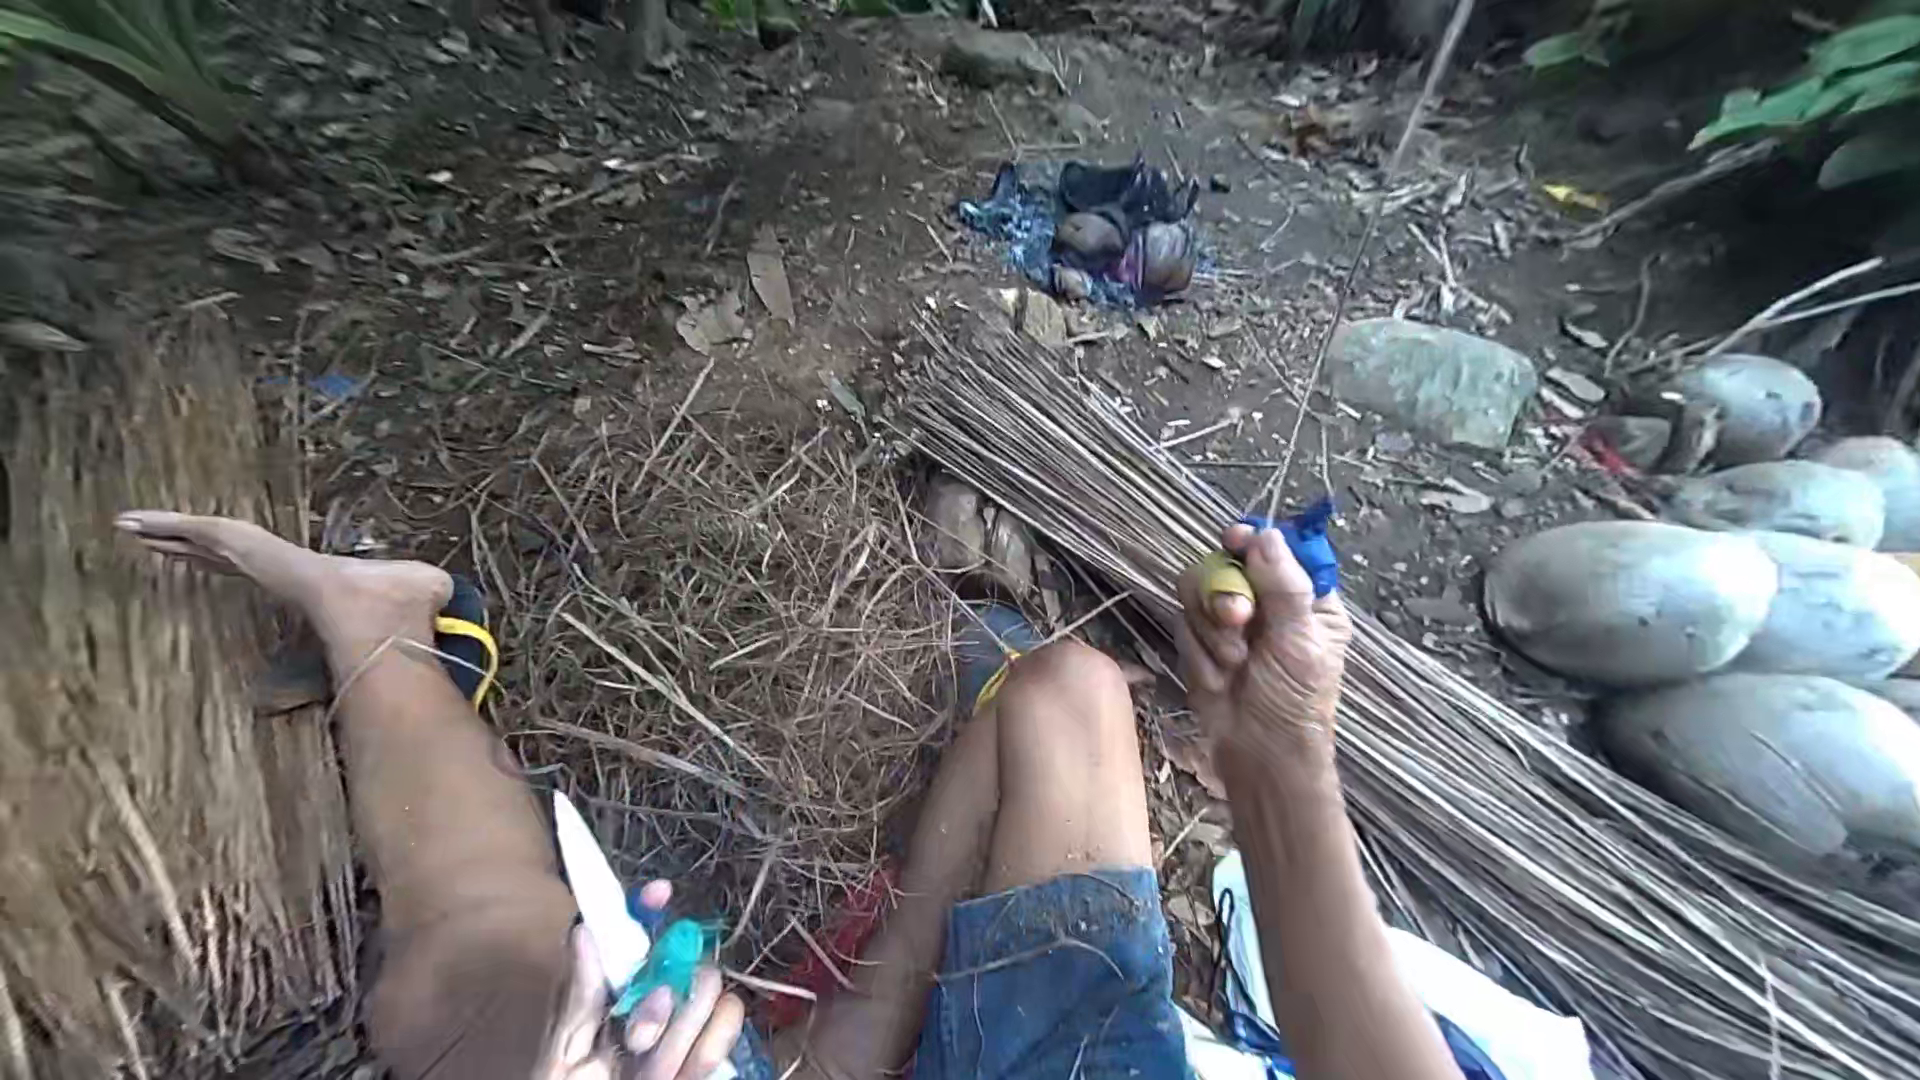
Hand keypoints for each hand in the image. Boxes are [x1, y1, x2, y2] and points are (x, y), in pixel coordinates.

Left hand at [537, 880, 746, 1079]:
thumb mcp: (558, 1068)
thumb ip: (576, 1004)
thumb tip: (584, 928)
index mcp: (608, 1000)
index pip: (632, 934)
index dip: (647, 905)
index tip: (660, 893)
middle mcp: (653, 1001)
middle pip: (685, 954)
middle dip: (665, 999)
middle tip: (638, 1043)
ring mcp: (686, 1026)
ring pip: (712, 986)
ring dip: (684, 1033)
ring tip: (659, 1077)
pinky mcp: (715, 1048)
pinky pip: (731, 1020)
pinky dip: (710, 1047)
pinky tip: (688, 1076)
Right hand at [1176, 524, 1352, 765]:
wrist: (1256, 751)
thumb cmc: (1294, 699)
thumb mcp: (1300, 642)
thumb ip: (1283, 587)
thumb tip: (1266, 534)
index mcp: (1302, 595)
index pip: (1273, 548)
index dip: (1251, 540)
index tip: (1235, 539)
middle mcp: (1261, 600)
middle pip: (1223, 564)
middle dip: (1224, 593)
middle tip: (1238, 619)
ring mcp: (1225, 618)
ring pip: (1196, 591)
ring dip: (1212, 630)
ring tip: (1233, 664)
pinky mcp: (1197, 638)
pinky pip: (1182, 622)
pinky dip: (1198, 650)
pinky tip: (1218, 675)